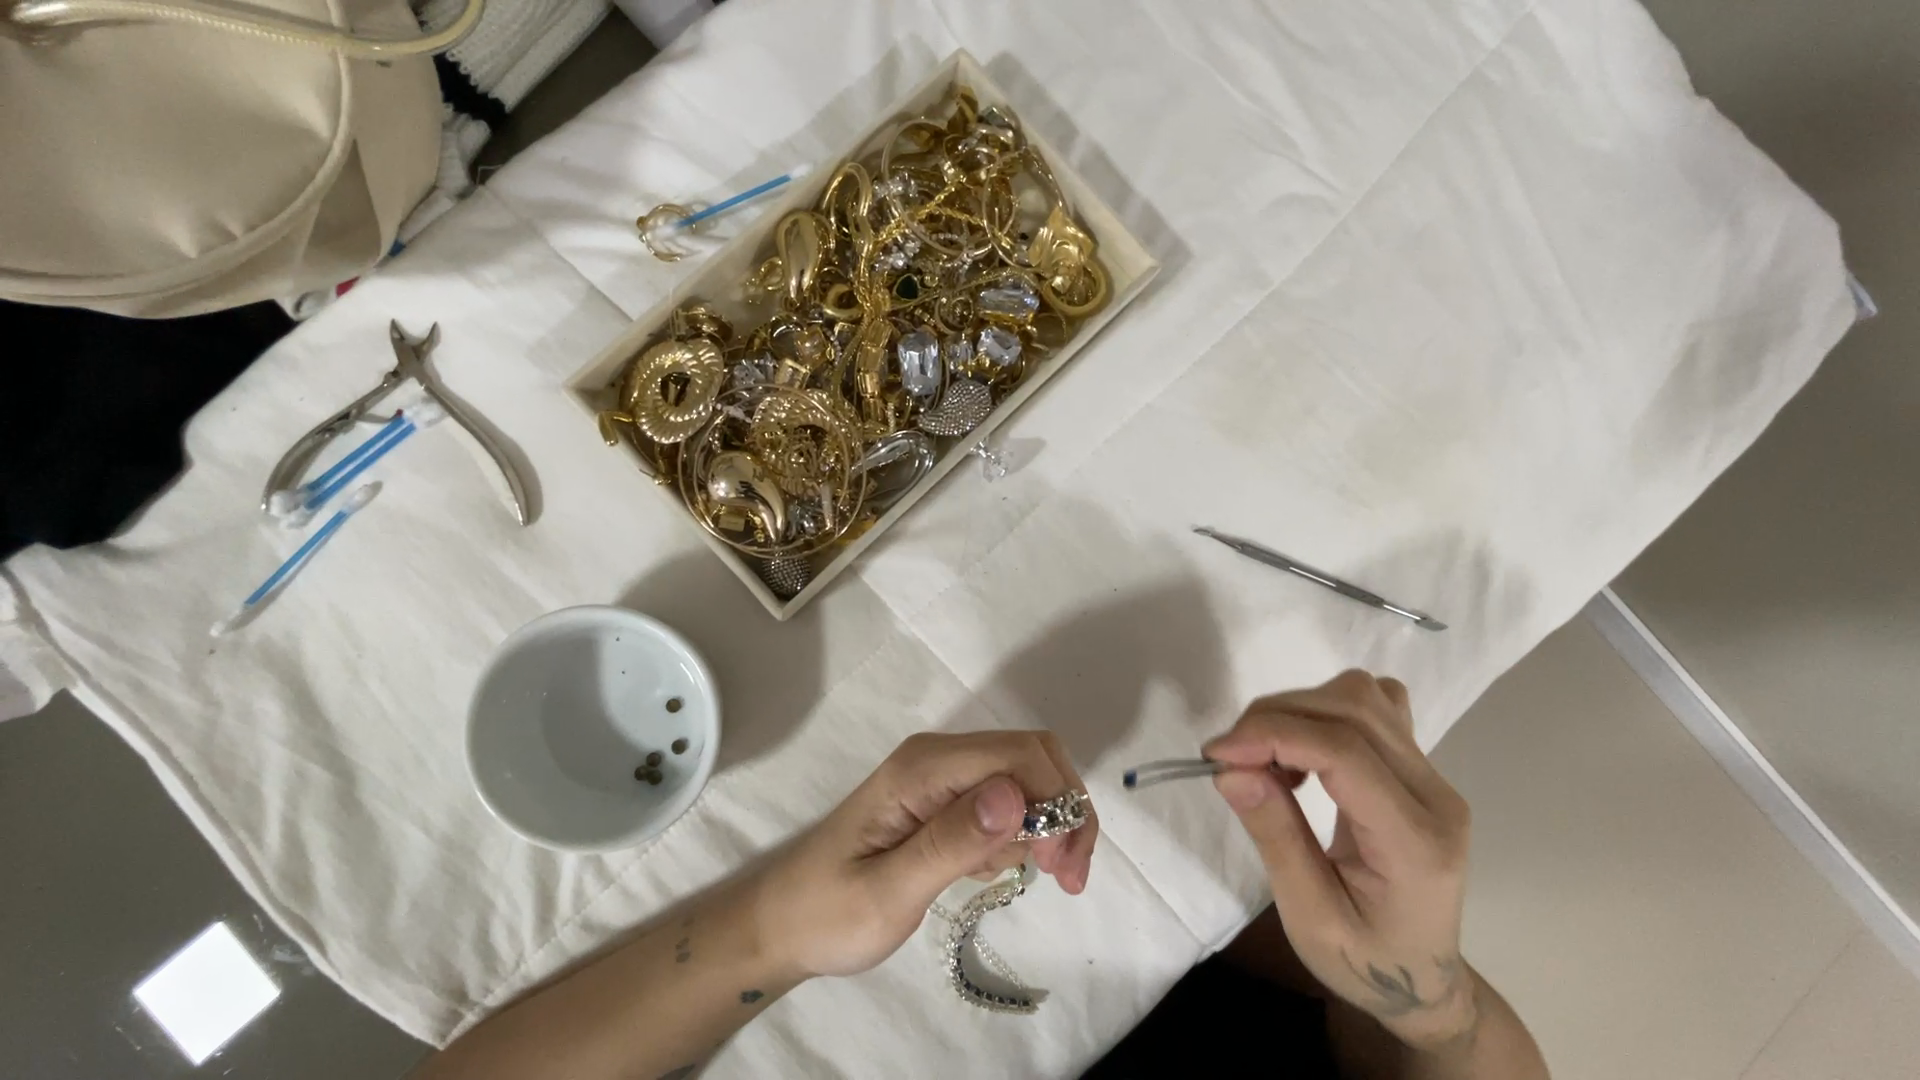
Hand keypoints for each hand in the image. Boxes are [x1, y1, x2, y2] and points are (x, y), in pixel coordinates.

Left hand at [752, 730, 1097, 980]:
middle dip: (1064, 810)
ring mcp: (941, 779)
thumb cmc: (827, 913)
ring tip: (1041, 879)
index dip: (1057, 800)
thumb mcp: (888, 892)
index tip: (1064, 867)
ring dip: (1050, 823)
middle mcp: (937, 759)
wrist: (781, 925)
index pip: (1017, 755)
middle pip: (1031, 758)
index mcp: (923, 768)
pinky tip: (999, 870)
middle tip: (1066, 876)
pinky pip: (1005, 802)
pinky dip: (1023, 833)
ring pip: (1024, 779)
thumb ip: (951, 842)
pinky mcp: (943, 802)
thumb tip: (1014, 795)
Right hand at [1206, 671, 1476, 1048]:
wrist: (1420, 978)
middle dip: (1276, 718)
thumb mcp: (1310, 918)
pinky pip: (1376, 706)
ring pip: (1363, 697)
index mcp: (1416, 842)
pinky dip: (1324, 711)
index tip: (1215, 755)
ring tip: (1267, 760)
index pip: (1345, 752)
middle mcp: (1436, 795)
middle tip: (1229, 760)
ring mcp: (1433, 776)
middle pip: (1354, 710)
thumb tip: (1230, 770)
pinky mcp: (1419, 767)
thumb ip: (1276, 837)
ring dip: (1298, 711)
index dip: (1273, 736)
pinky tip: (1303, 751)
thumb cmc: (1364, 961)